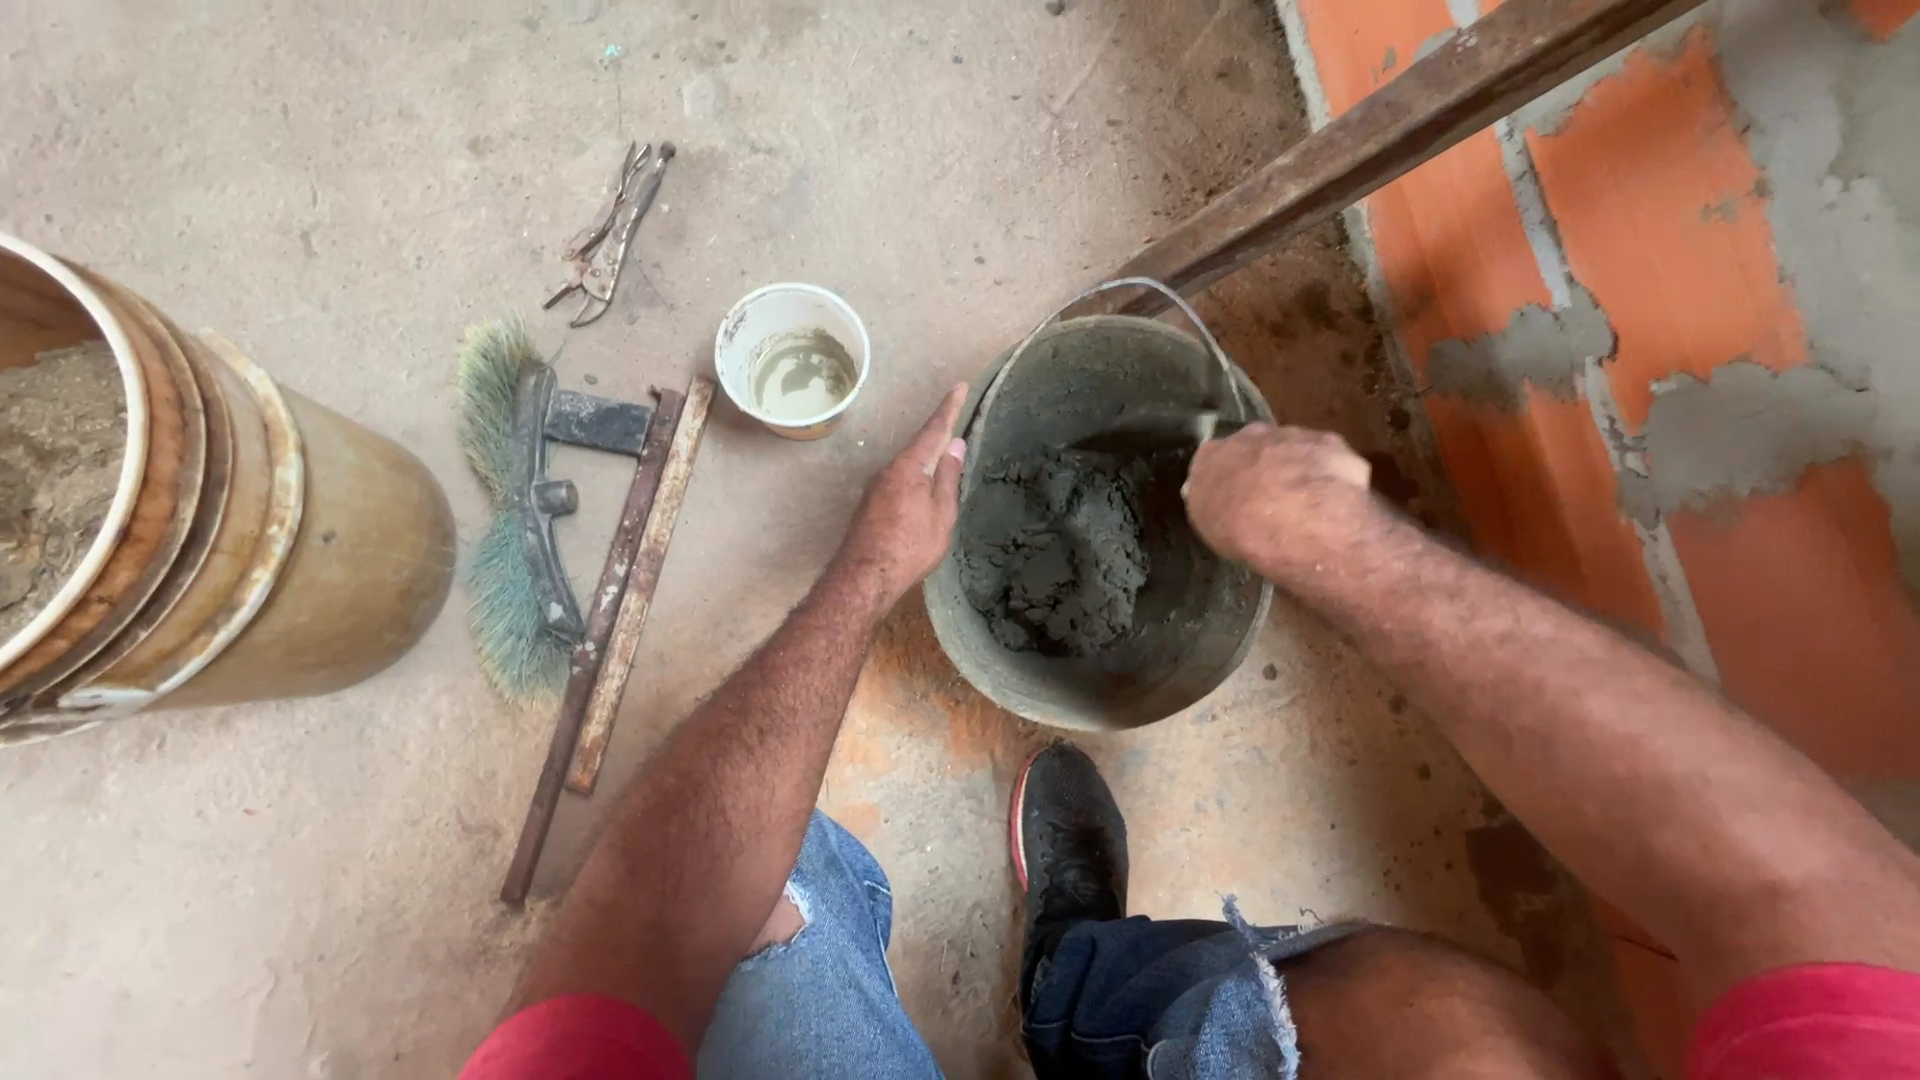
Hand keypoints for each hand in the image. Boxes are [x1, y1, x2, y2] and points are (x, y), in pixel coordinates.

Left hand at [836, 384, 968, 603]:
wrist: (865, 578)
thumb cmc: (910, 547)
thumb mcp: (941, 513)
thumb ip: (948, 478)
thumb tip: (955, 445)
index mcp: (908, 468)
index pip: (933, 430)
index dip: (949, 408)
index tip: (959, 386)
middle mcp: (887, 471)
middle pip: (918, 451)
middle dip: (936, 442)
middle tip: (954, 433)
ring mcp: (875, 489)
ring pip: (906, 471)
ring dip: (924, 471)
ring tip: (941, 485)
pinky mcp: (868, 507)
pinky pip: (897, 488)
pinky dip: (912, 488)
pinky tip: (918, 507)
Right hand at [1182, 423, 1376, 575]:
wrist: (1295, 521)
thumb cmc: (1240, 529)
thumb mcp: (1209, 525)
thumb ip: (1211, 503)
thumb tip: (1217, 496)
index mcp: (1211, 455)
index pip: (1214, 460)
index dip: (1228, 478)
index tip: (1236, 497)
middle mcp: (1249, 435)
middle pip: (1255, 448)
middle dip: (1263, 467)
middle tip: (1272, 499)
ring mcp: (1290, 435)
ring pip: (1292, 449)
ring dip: (1297, 470)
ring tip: (1306, 504)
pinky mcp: (1328, 442)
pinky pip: (1325, 457)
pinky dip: (1327, 473)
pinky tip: (1331, 499)